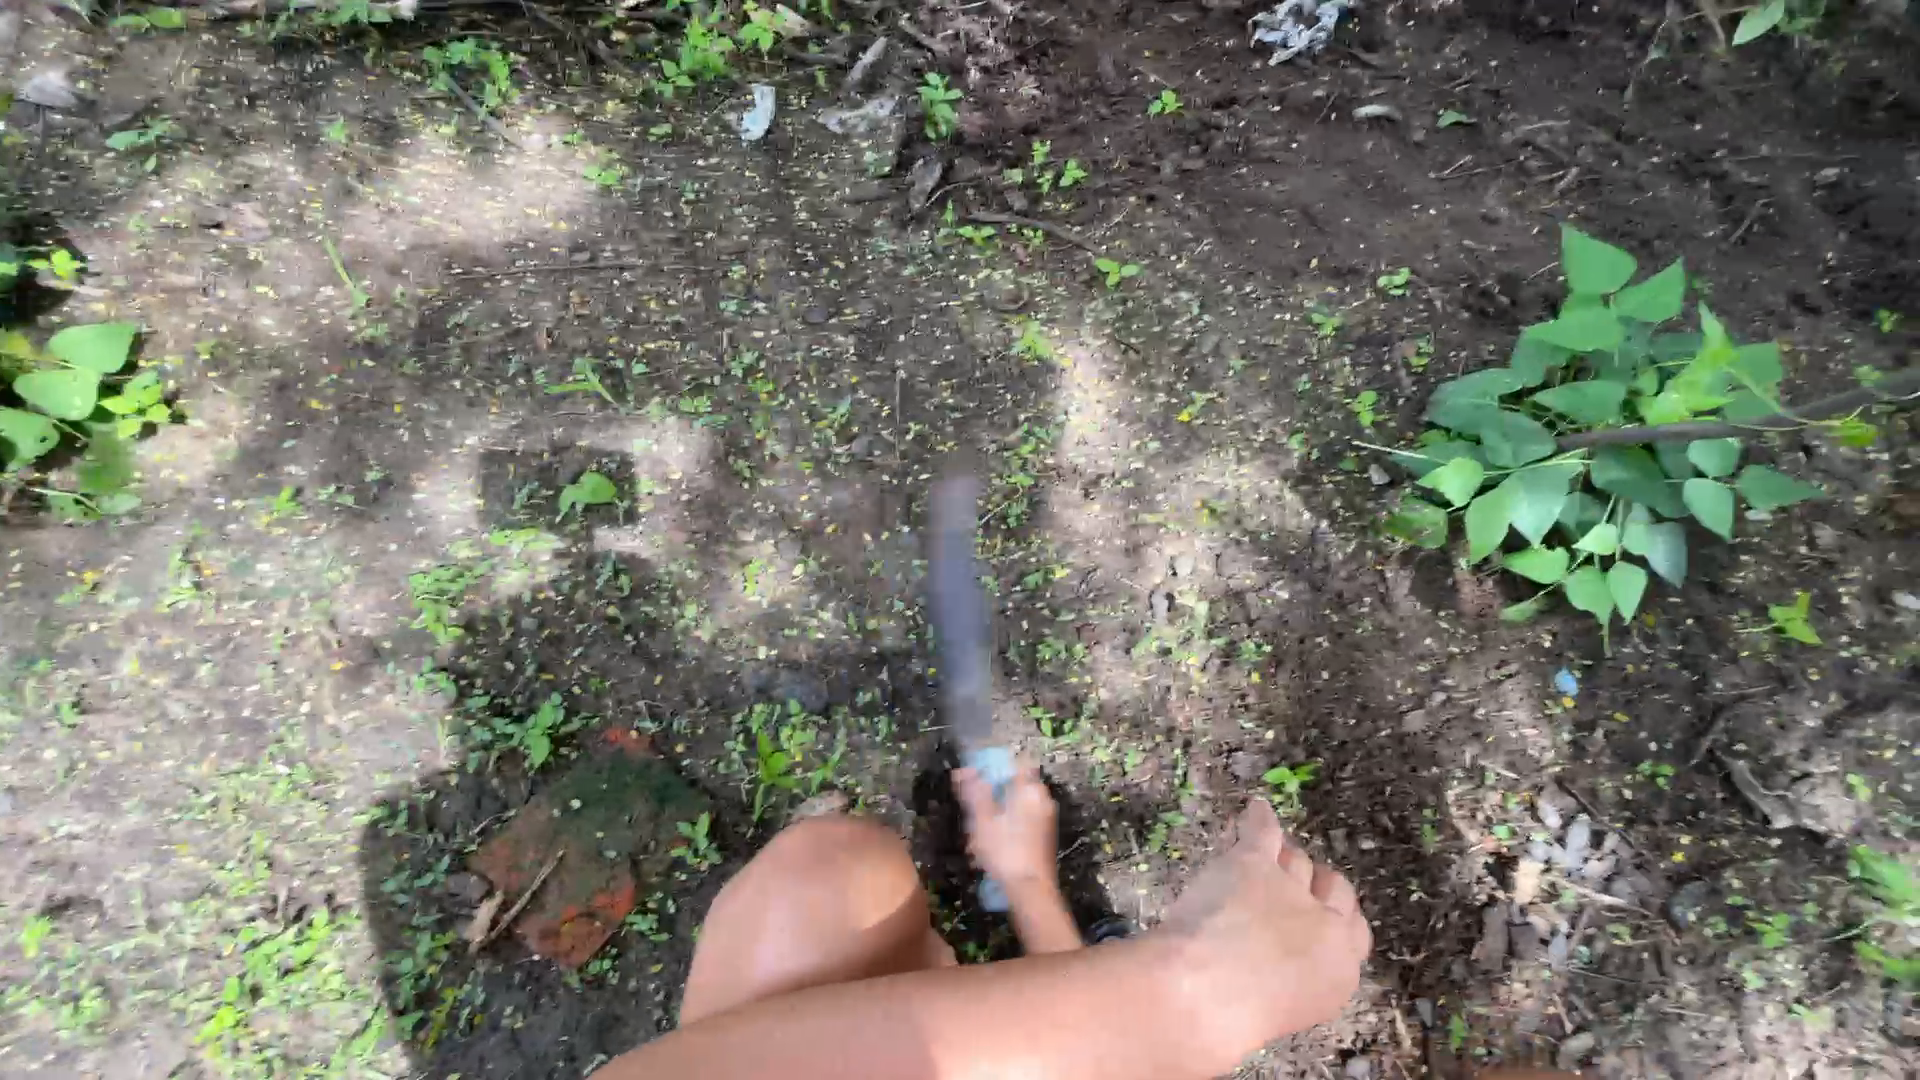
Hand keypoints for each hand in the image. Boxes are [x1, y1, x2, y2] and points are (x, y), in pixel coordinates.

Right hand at [953, 764, 1058, 898]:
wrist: (1031, 891)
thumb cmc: (1005, 851)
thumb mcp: (982, 819)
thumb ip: (974, 792)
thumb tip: (963, 769)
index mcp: (1031, 790)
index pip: (1016, 762)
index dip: (995, 765)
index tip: (977, 775)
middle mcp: (1042, 799)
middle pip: (1013, 785)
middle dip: (991, 795)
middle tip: (973, 810)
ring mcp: (1045, 818)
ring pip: (1014, 805)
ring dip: (994, 814)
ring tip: (976, 833)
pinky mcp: (1043, 836)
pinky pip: (1020, 821)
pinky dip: (1004, 826)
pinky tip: (988, 846)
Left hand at [1156, 798, 1369, 1063]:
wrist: (1208, 987)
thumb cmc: (1238, 1013)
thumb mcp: (1288, 1007)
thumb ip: (1299, 976)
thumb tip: (1284, 962)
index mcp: (1340, 968)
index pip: (1354, 928)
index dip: (1335, 915)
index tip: (1317, 912)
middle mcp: (1324, 922)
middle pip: (1333, 885)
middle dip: (1315, 883)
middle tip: (1290, 884)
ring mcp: (1288, 886)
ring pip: (1296, 858)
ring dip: (1282, 857)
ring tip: (1265, 858)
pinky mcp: (1252, 861)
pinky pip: (1262, 831)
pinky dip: (1258, 818)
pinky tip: (1256, 807)